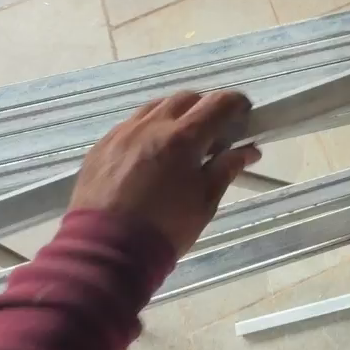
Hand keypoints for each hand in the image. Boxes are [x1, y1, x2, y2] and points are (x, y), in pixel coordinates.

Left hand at [69, 90, 262, 253]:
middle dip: (205, 107)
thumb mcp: (205, 201)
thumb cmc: (166, 228)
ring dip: (176, 114)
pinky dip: (149, 128)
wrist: (105, 251)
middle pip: (186, 98)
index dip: (237, 104)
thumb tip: (247, 151)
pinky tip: (152, 153)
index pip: (218, 103)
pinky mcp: (101, 146)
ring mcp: (122, 134)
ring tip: (183, 140)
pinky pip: (131, 124)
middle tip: (216, 131)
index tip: (245, 115)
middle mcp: (151, 126)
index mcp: (183, 138)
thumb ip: (226, 168)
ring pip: (155, 107)